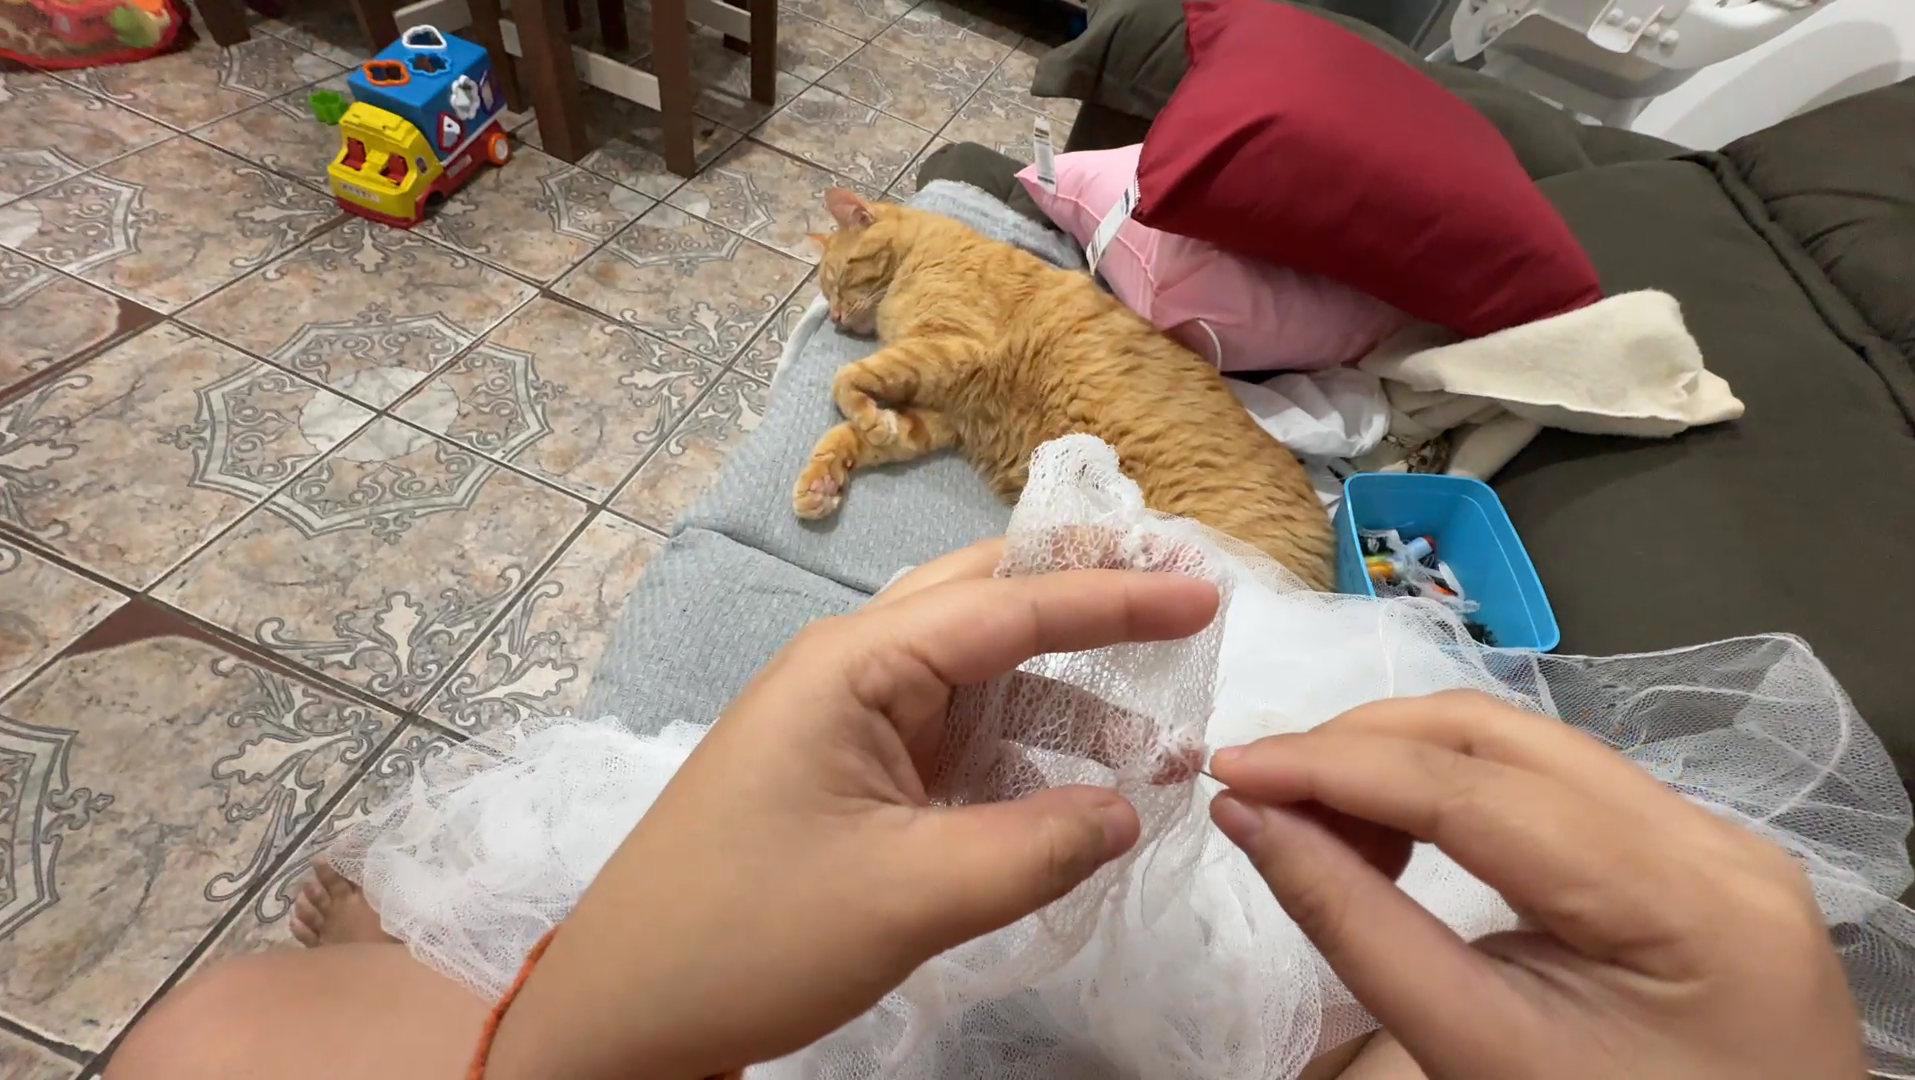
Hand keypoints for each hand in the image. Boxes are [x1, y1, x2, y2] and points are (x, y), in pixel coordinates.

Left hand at [486, 538, 1220, 1079]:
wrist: (626, 1005)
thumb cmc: (749, 935)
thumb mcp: (906, 897)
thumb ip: (1034, 846)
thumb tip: (1130, 809)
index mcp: (857, 661)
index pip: (1008, 606)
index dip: (1114, 598)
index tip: (1201, 593)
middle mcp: (857, 661)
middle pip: (990, 599)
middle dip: (1087, 595)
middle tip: (1177, 593)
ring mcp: (858, 708)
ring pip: (982, 668)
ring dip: (1067, 689)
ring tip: (1157, 728)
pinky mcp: (863, 757)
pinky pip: (961, 726)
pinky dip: (1026, 741)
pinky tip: (1079, 776)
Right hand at [1207, 690, 1864, 1079]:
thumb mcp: (1466, 1046)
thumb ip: (1345, 917)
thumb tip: (1240, 811)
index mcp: (1686, 901)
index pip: (1467, 788)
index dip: (1330, 766)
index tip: (1228, 769)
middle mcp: (1703, 834)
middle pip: (1484, 732)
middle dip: (1352, 747)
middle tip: (1265, 789)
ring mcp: (1692, 827)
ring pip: (1495, 736)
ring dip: (1383, 758)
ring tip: (1319, 818)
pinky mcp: (1660, 837)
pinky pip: (1516, 768)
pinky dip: (1424, 779)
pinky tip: (1386, 829)